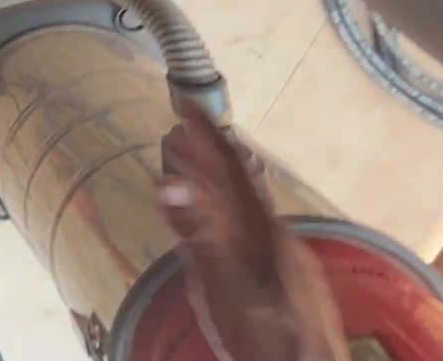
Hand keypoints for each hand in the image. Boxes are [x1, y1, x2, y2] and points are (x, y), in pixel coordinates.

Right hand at [155, 109, 351, 360]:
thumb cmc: (266, 341)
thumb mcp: (227, 286)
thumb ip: (200, 235)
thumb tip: (167, 181)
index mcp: (266, 235)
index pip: (234, 172)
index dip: (212, 137)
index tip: (188, 106)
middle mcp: (273, 241)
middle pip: (237, 186)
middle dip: (207, 154)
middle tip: (177, 129)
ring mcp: (275, 262)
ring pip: (237, 207)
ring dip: (210, 180)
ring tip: (184, 160)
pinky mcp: (270, 281)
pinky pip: (238, 228)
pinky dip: (215, 207)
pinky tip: (204, 214)